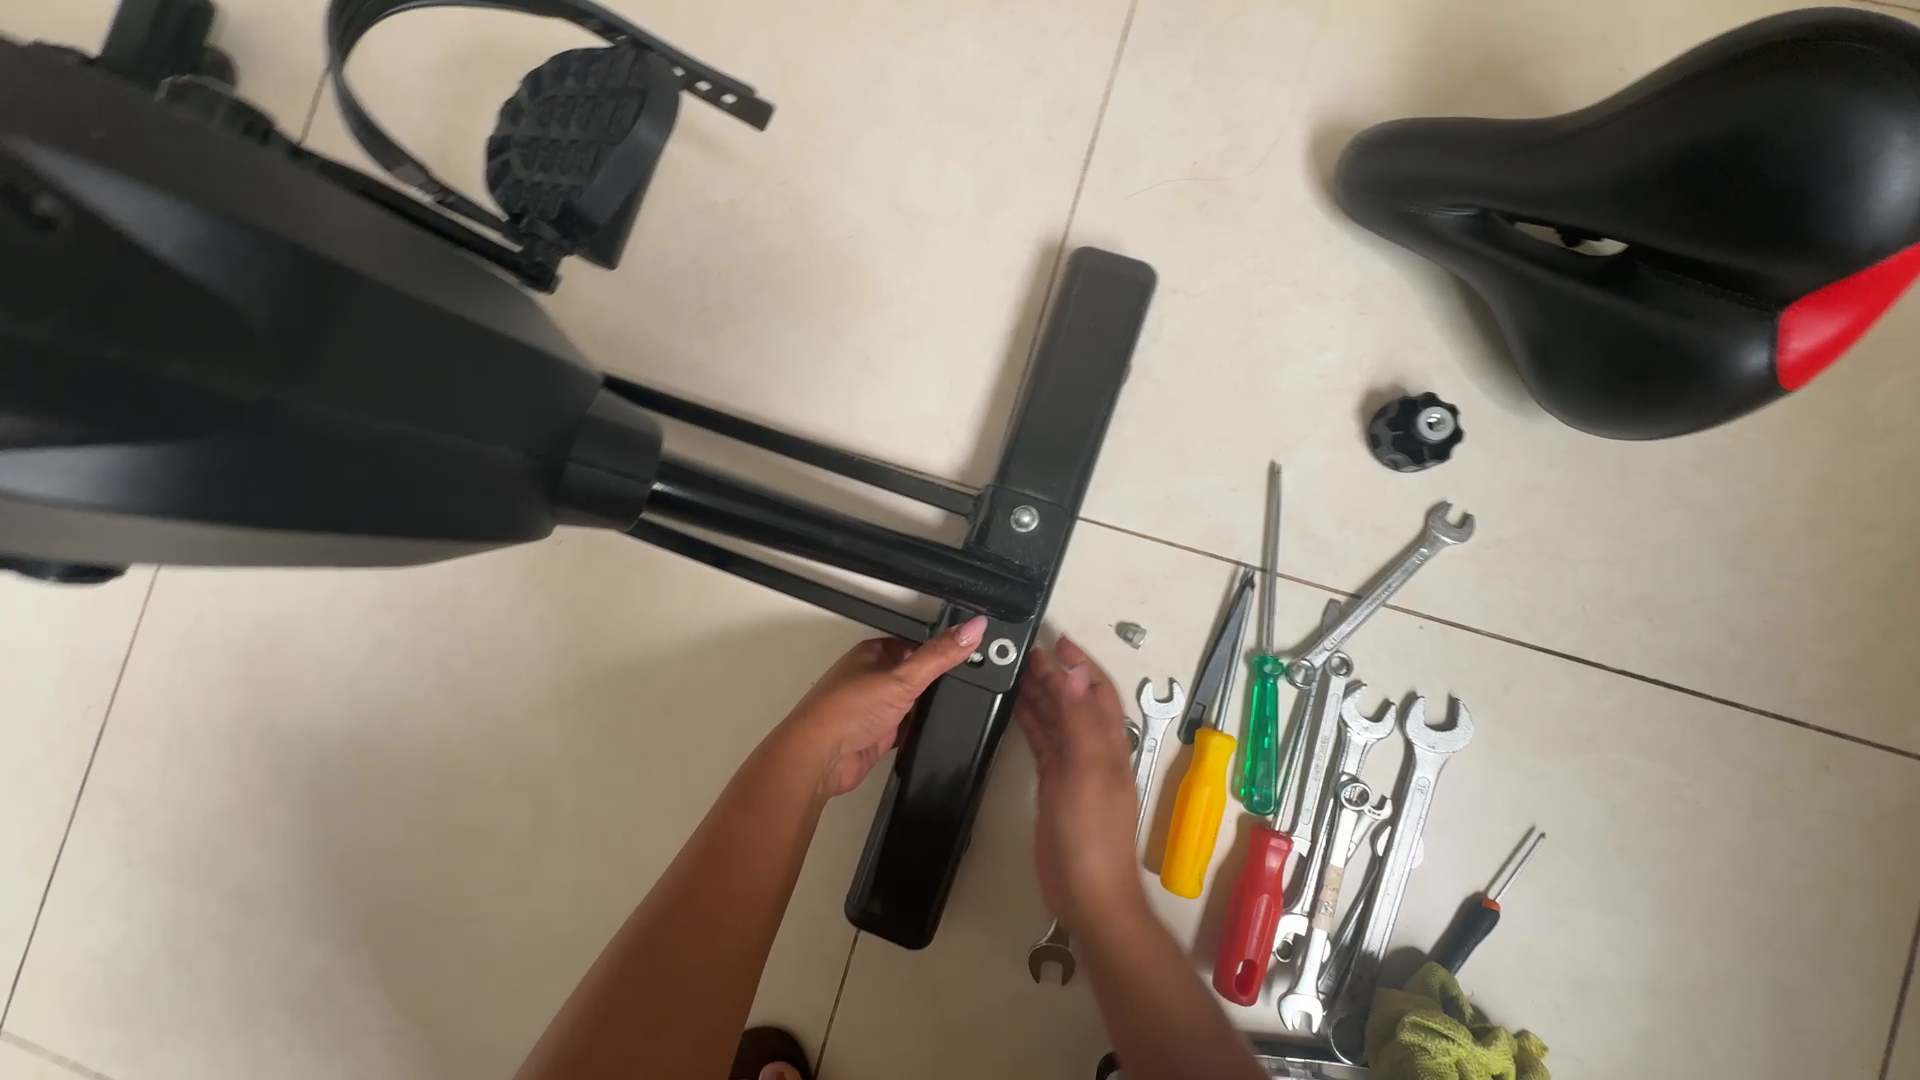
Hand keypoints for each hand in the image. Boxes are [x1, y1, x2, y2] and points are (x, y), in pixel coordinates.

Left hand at [776, 615, 987, 797]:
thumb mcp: (903, 677)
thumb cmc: (844, 710)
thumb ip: (940, 655)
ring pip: (911, 703)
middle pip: (915, 674)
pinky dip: (917, 731)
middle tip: (963, 685)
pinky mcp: (876, 734)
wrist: (819, 758)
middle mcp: (872, 677)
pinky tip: (927, 731)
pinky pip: (906, 728)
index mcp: (875, 653)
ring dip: (924, 708)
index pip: (918, 644)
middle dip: (935, 682)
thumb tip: (973, 628)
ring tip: (945, 708)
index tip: (971, 654)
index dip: (942, 650)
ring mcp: (874, 707)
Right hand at [1013, 637, 1147, 929]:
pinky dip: (1032, 723)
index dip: (1081, 665)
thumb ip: (1080, 720)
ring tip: (1017, 670)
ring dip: (1041, 694)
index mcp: (1109, 744)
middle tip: (1028, 651)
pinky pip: (1044, 744)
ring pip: (1058, 721)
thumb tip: (1075, 673)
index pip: (1098, 692)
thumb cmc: (1092, 834)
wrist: (1088, 894)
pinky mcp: (1055, 786)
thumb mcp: (1087, 771)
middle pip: (1076, 702)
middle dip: (1056, 675)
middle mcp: (1095, 751)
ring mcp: (1074, 769)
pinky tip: (1017, 709)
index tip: (1058, 641)